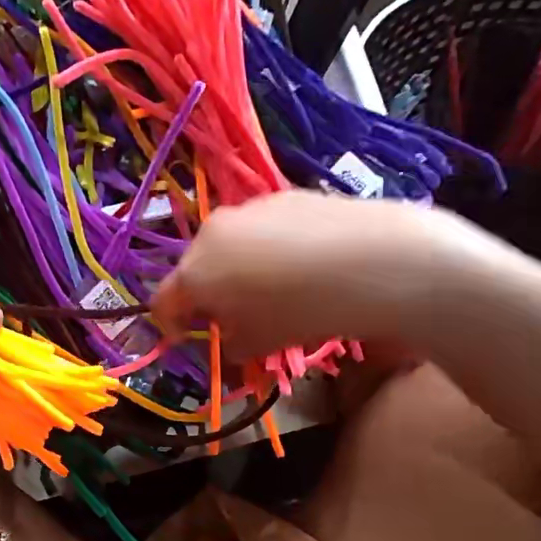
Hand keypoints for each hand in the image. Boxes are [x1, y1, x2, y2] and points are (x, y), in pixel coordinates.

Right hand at [150, 191, 507, 357]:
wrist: (376, 261)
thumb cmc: (302, 313)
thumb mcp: (258, 344)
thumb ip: (229, 346)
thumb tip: (229, 340)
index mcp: (196, 269)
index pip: (164, 302)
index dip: (172, 328)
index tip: (188, 343)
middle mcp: (215, 229)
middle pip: (197, 269)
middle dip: (209, 298)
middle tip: (235, 324)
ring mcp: (253, 207)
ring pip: (232, 246)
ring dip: (240, 273)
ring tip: (276, 296)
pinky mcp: (289, 194)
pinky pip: (265, 230)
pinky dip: (271, 252)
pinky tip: (305, 269)